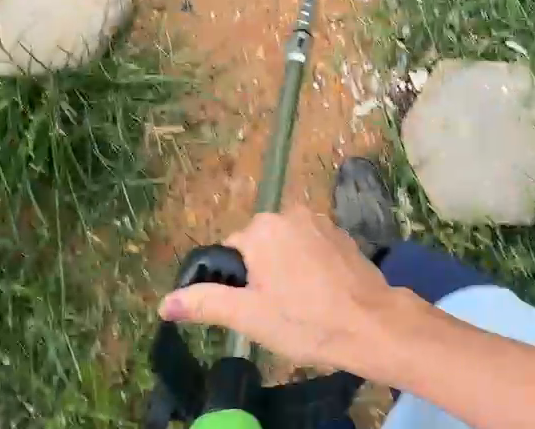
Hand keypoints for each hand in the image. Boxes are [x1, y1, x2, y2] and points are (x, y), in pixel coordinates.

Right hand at [159, 210, 410, 376]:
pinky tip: (319, 293)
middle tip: (274, 311)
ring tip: (299, 305)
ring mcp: (318, 219)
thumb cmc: (304, 321)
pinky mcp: (340, 232)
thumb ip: (205, 303)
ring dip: (284, 270)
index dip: (235, 283)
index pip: (231, 252)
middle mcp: (288, 212)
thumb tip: (164, 302)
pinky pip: (310, 246)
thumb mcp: (248, 317)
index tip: (250, 308)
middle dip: (260, 275)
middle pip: (258, 246)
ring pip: (285, 246)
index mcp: (261, 228)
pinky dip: (308, 266)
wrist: (369, 323)